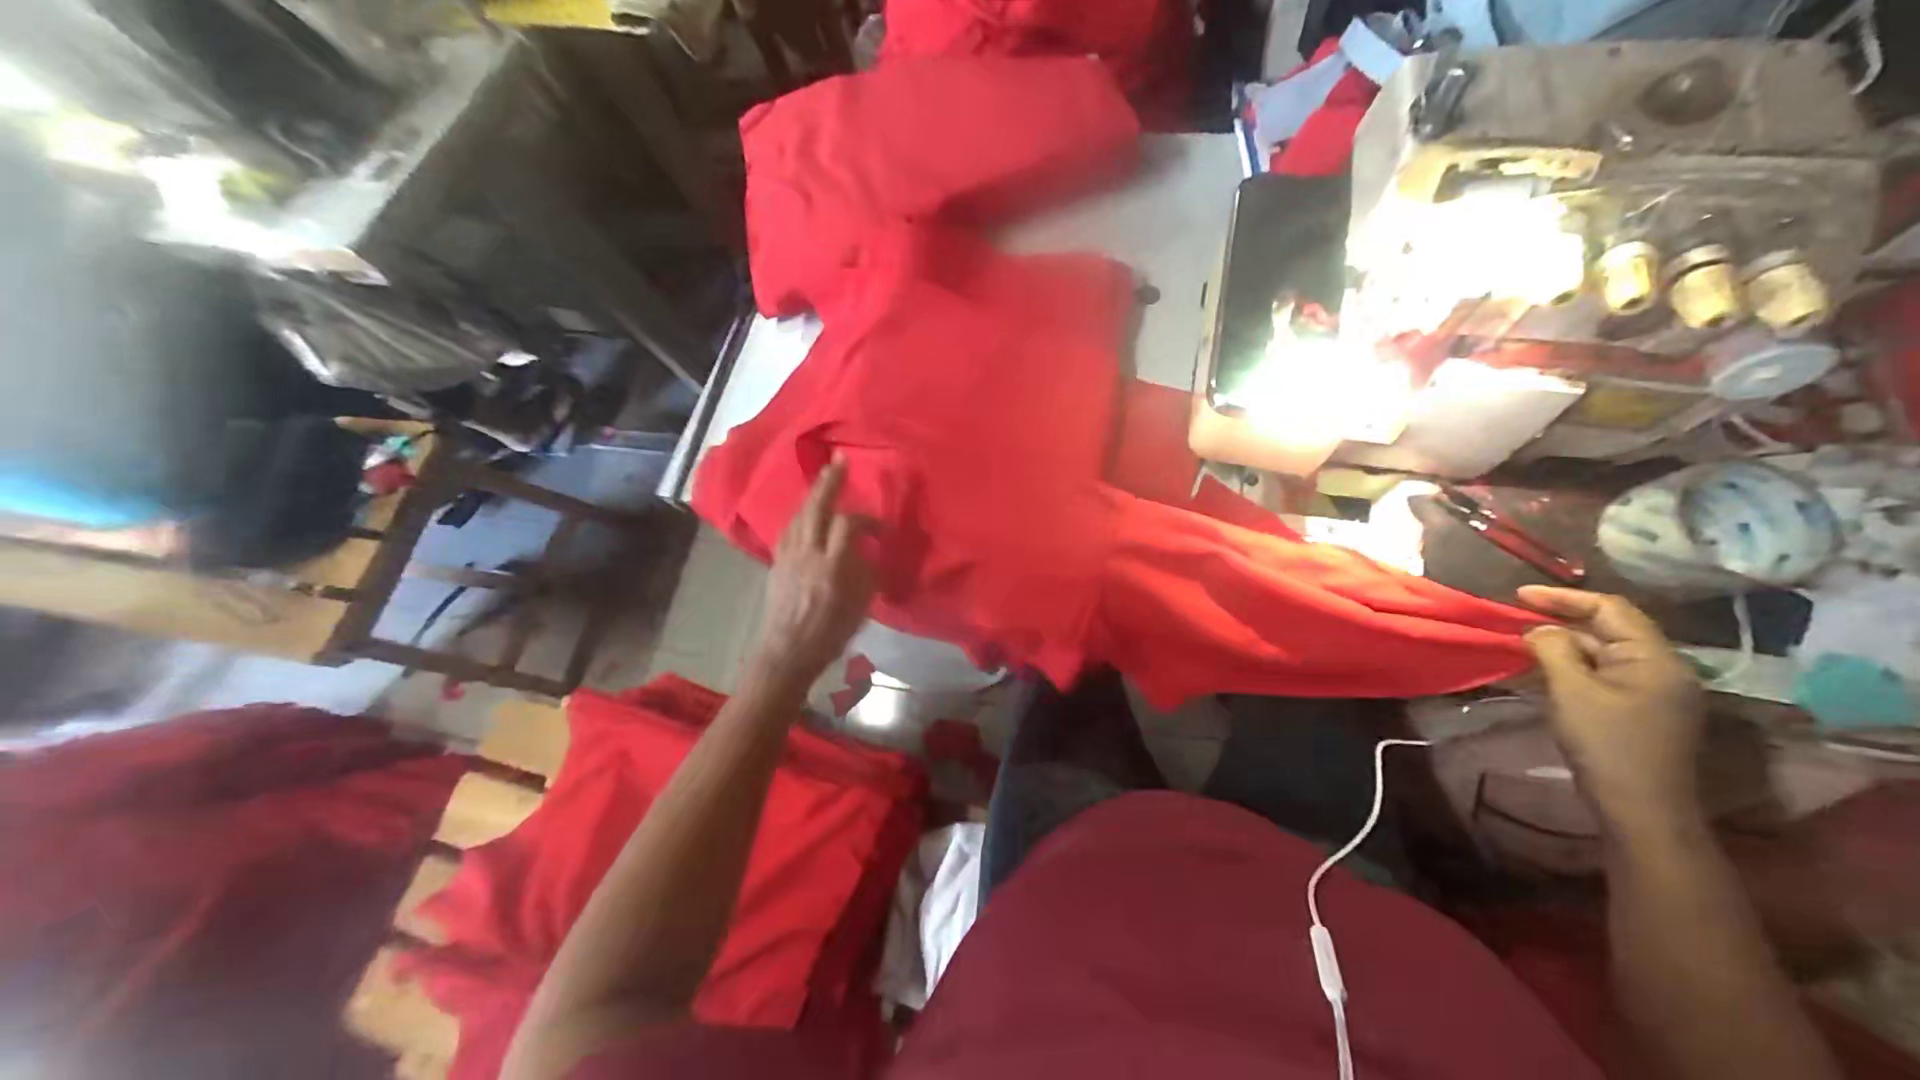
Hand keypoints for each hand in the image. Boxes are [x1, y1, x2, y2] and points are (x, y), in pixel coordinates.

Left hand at [747, 458, 876, 693]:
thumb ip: (865, 575)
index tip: (882, 531)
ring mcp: (788, 556)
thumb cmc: (828, 636)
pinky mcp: (776, 562)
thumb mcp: (859, 608)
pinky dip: (800, 514)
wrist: (787, 652)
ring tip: (824, 480)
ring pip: (799, 515)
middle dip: (829, 483)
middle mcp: (807, 554)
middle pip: (817, 508)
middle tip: (839, 462)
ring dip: (813, 495)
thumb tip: (868, 551)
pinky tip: (805, 512)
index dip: (867, 520)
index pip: (848, 525)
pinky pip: (788, 529)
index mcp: (832, 568)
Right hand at [1518, 586, 1705, 839]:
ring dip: (1568, 642)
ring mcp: (1659, 690)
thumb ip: (1554, 649)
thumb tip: (1540, 629)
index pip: (1610, 609)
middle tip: (1518, 615)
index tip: (1518, 595)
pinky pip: (1609, 672)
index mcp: (1656, 658)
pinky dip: (1578, 663)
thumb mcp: (1571, 690)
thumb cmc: (1606, 743)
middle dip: (1564, 618)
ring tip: (1527, 640)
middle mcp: (1666, 668)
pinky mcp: (1647, 709)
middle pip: (1612, 628)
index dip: (1562, 597)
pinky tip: (1550, 668)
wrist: (1642, 807)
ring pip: (1609, 651)